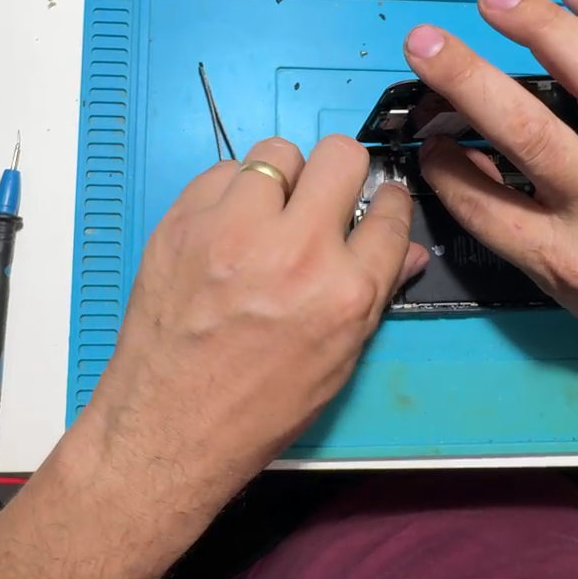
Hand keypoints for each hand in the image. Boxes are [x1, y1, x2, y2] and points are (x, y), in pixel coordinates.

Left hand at [83, 136, 426, 496]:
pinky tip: (226, 227)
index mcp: (344, 292)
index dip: (390, 202)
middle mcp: (295, 251)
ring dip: (282, 178)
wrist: (170, 426)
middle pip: (339, 157)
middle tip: (323, 198)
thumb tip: (407, 250)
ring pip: (277, 152)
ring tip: (268, 213)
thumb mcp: (338, 362)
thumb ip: (375, 294)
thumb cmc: (261, 407)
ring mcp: (233, 231)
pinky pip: (221, 172)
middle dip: (341, 172)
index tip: (379, 200)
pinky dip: (231, 193)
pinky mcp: (183, 223)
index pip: (391, 214)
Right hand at [403, 0, 577, 360]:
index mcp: (570, 258)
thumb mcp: (558, 282)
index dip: (445, 169)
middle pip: (534, 137)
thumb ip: (503, 222)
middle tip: (424, 42)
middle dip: (471, 83)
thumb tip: (448, 155)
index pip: (487, 207)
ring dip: (548, 30)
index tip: (423, 138)